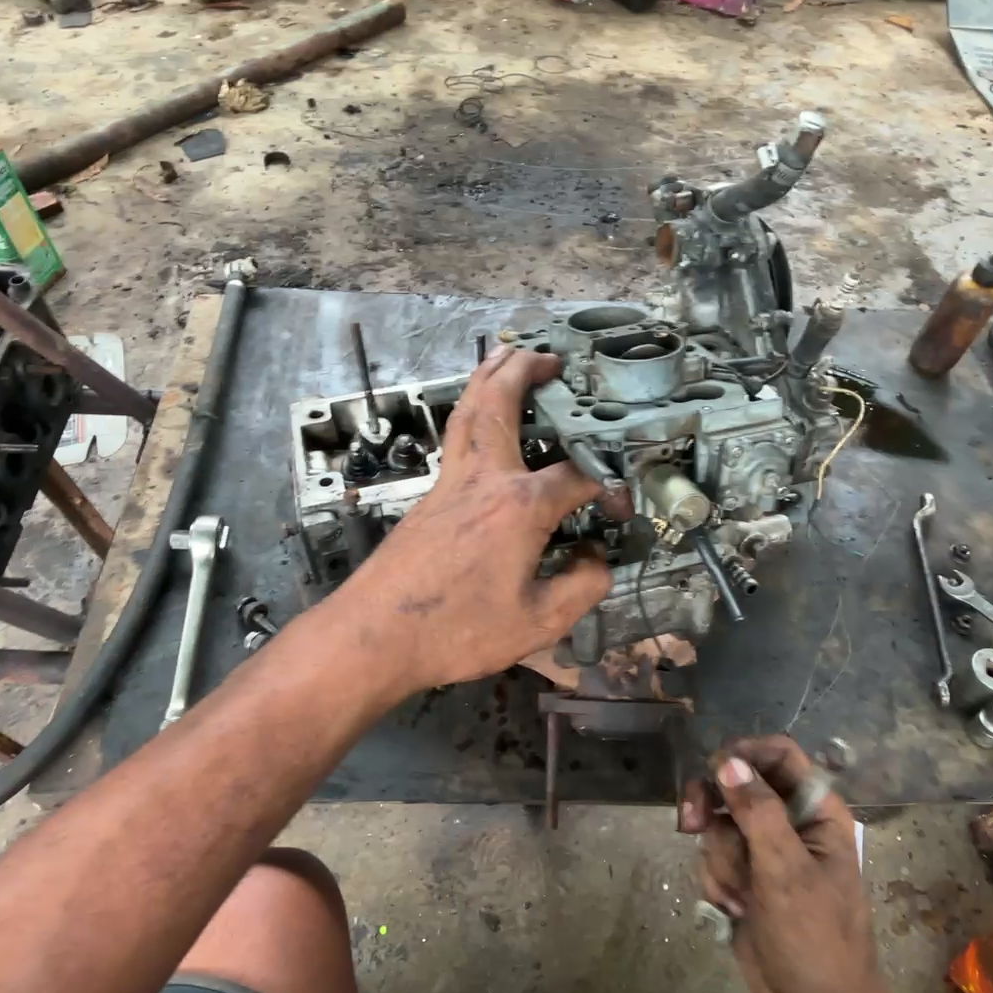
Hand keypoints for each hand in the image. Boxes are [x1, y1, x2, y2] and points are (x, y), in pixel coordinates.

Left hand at [324, 345, 611, 698]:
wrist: (373, 636)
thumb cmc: (457, 631)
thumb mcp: (538, 622)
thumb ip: (581, 588)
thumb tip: (597, 561)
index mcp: (519, 506)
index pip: (576, 476)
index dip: (606, 484)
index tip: (619, 504)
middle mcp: (483, 480)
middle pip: (502, 404)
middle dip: (526, 369)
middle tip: (549, 355)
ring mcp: (449, 485)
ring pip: (468, 412)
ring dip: (490, 377)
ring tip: (507, 356)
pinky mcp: (428, 499)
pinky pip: (455, 439)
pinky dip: (471, 412)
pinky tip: (478, 421)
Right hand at [681, 736, 904, 992]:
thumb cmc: (816, 940)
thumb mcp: (788, 872)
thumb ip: (758, 812)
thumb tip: (727, 761)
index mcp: (817, 813)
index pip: (780, 755)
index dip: (745, 754)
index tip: (714, 768)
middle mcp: (790, 824)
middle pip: (737, 784)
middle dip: (714, 806)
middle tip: (691, 820)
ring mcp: (764, 852)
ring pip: (719, 824)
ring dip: (719, 859)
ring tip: (738, 895)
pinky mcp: (743, 877)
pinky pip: (712, 856)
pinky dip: (715, 881)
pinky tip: (732, 908)